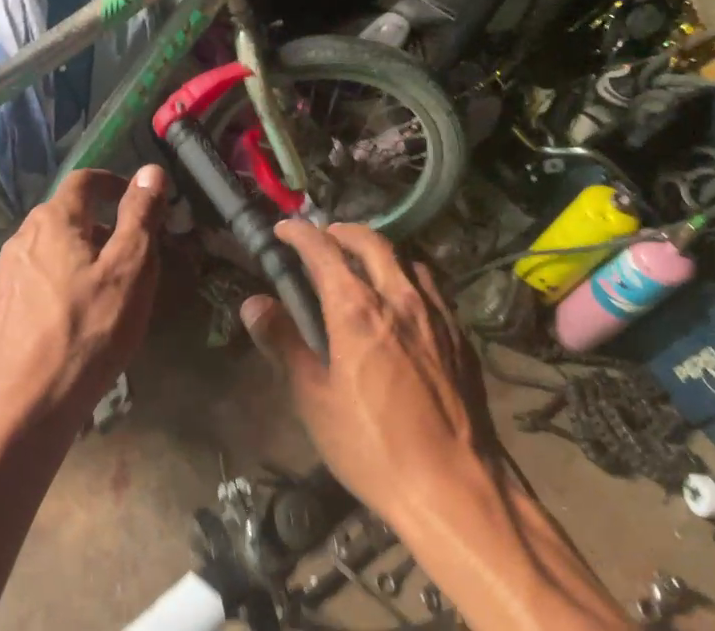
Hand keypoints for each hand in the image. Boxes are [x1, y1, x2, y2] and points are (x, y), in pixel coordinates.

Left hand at [0, 166, 168, 425]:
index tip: (135, 201)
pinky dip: (51, 289)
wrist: (27, 402)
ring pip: (44, 253)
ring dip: (73, 260)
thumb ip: (140, 216)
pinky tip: (65, 321)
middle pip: (63, 218)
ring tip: (99, 293)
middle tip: (127, 257)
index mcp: (53, 221)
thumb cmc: (89, 330)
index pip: (84, 181)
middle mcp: (20, 239)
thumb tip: (151, 171)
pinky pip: (29, 285)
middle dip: (97, 228)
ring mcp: (1, 276)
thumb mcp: (130, 269)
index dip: (112, 183)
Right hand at [241, 221, 486, 513]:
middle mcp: (400, 299)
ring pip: (407, 261)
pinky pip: (431, 289)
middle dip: (342, 232)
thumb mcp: (313, 400)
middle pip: (372, 243)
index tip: (283, 229)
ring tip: (362, 265)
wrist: (454, 486)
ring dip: (379, 252)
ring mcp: (437, 316)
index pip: (324, 251)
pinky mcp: (461, 338)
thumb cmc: (372, 446)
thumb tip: (253, 303)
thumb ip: (284, 343)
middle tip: (323, 237)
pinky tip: (403, 303)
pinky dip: (408, 278)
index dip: (300, 234)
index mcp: (357, 310)